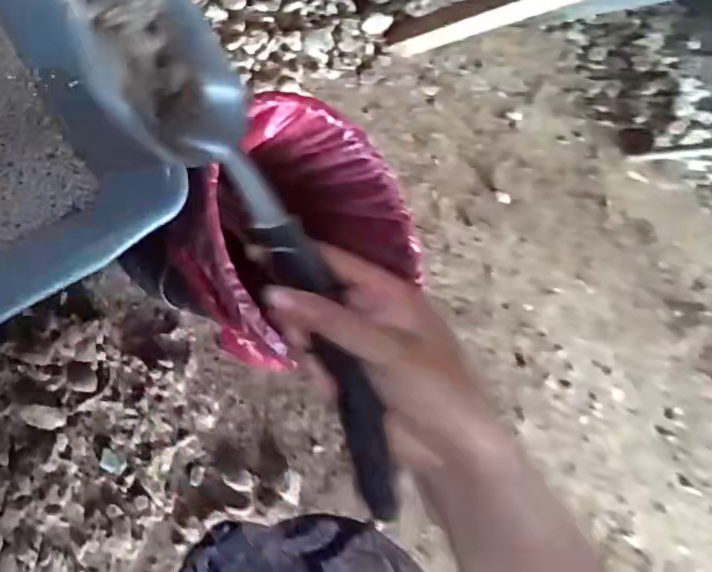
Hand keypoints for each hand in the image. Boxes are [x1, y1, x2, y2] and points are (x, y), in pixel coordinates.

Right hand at [264, 245, 516, 481]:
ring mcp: (354, 338)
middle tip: (294, 333)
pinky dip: (315, 369)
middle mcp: (365, 308)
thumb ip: (326, 317)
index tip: (254, 251)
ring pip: (306, 325)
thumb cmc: (434, 388)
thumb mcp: (382, 347)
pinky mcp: (345, 366)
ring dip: (306, 345)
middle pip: (311, 292)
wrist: (457, 459)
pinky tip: (331, 387)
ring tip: (319, 369)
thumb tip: (270, 291)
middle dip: (298, 313)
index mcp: (384, 291)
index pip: (330, 259)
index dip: (293, 253)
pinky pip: (312, 354)